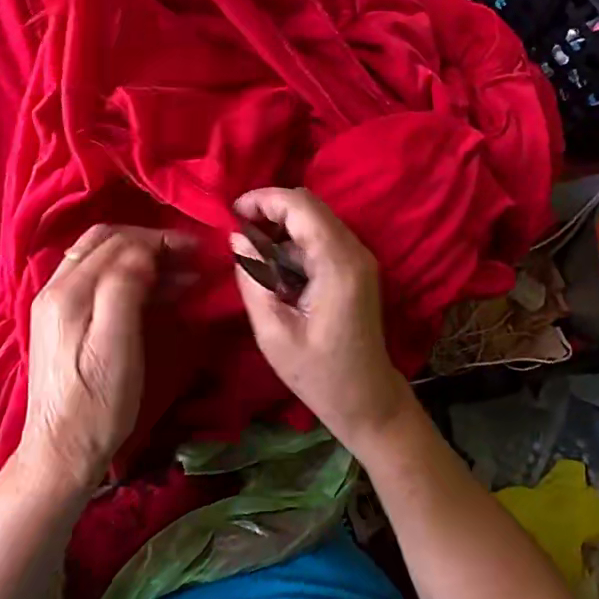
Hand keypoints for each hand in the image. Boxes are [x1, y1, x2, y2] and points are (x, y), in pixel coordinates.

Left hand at [24, 224, 191, 489]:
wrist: (62, 452)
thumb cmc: (97, 402)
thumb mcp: (117, 344)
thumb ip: (124, 288)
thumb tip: (143, 252)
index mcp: (68, 292)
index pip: (117, 241)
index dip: (159, 240)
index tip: (196, 250)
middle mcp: (55, 289)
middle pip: (105, 243)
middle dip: (150, 243)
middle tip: (190, 257)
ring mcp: (56, 306)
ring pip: (101, 260)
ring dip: (143, 259)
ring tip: (185, 275)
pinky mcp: (63, 323)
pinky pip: (98, 282)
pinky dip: (130, 277)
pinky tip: (158, 293)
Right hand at [232, 188, 418, 453]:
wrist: (367, 399)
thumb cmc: (319, 374)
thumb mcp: (274, 332)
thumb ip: (254, 279)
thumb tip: (238, 238)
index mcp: (338, 264)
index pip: (301, 206)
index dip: (264, 199)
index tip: (232, 213)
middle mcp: (355, 251)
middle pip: (310, 206)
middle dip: (271, 210)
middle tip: (237, 232)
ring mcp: (360, 259)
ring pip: (316, 221)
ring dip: (281, 229)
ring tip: (251, 256)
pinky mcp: (357, 269)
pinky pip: (322, 240)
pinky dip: (295, 245)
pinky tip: (275, 272)